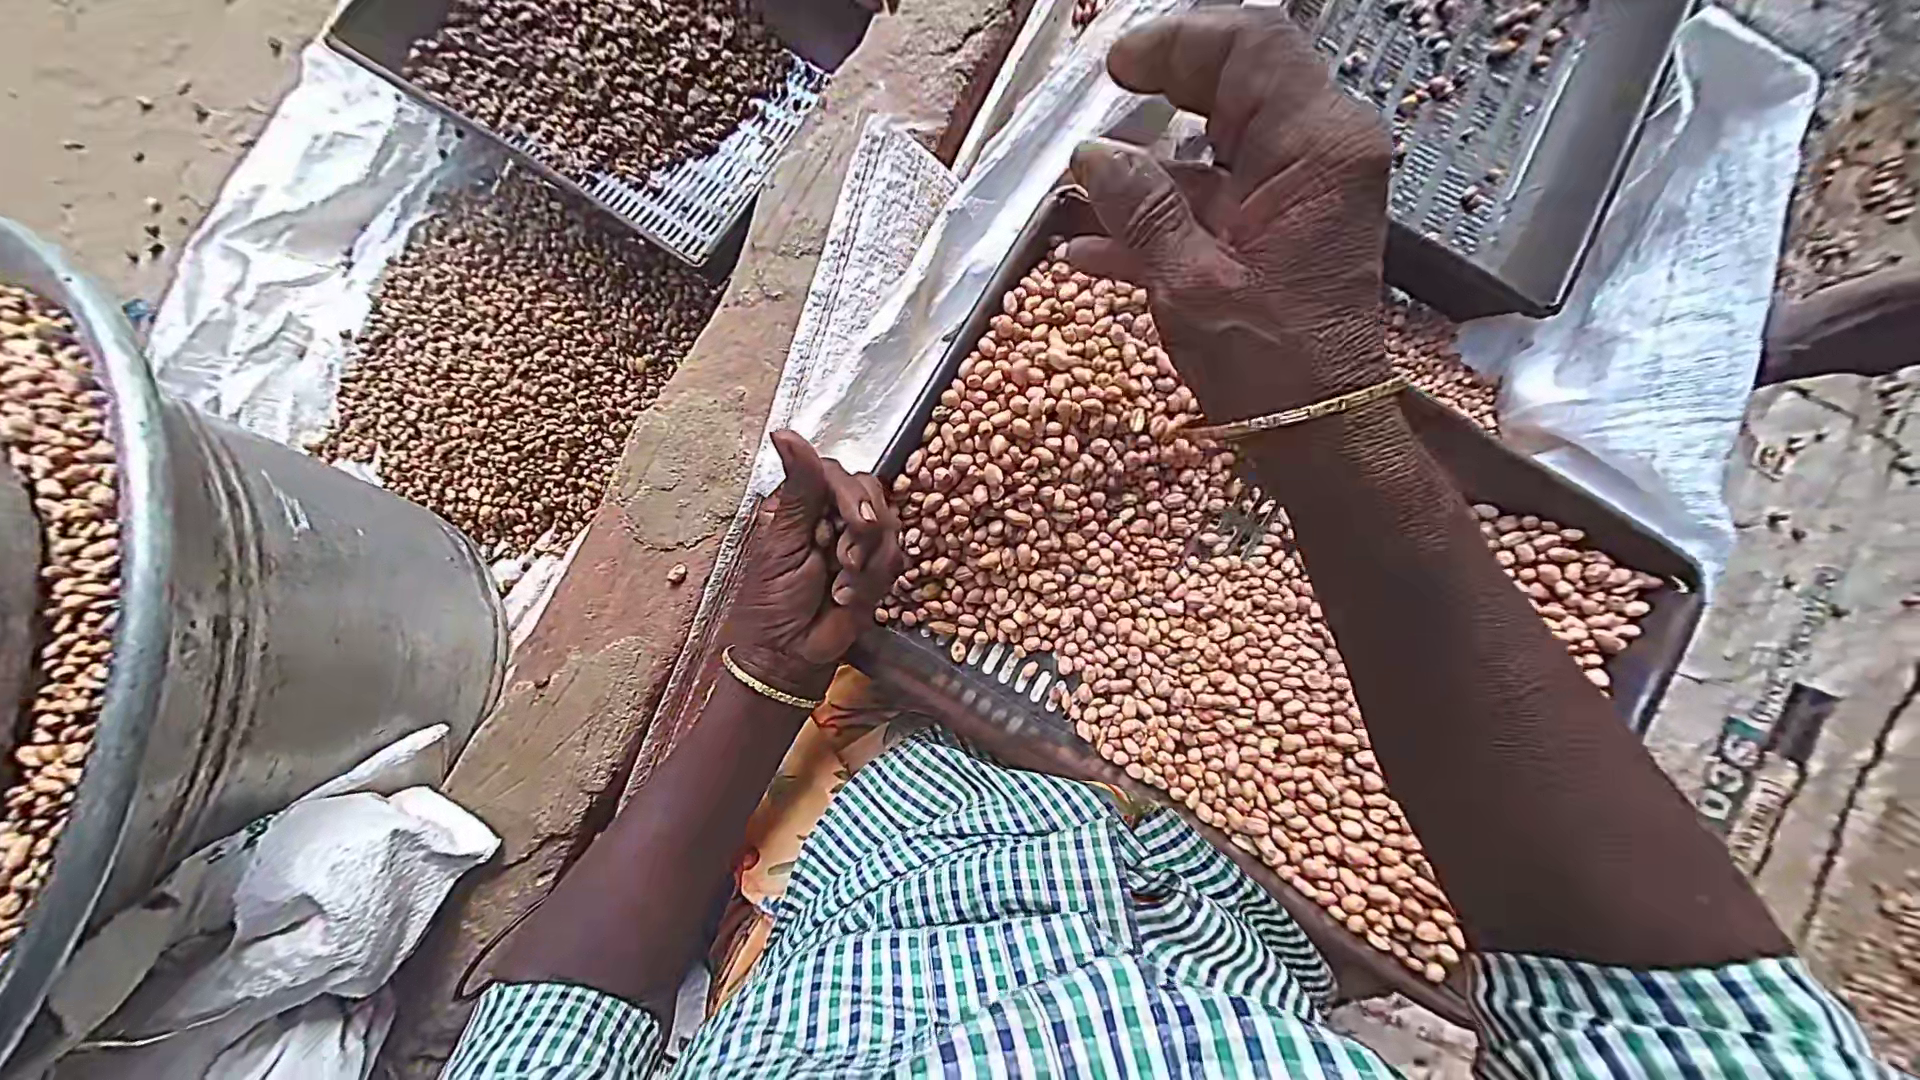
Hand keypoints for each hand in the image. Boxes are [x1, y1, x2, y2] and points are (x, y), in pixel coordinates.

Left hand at [727, 431, 904, 699]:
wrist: (792, 655)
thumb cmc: (773, 601)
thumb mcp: (782, 541)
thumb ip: (799, 488)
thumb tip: (784, 433)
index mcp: (806, 502)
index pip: (841, 474)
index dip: (851, 495)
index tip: (851, 522)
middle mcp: (834, 515)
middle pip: (872, 494)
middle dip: (863, 530)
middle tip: (843, 560)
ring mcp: (858, 542)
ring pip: (888, 527)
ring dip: (867, 561)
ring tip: (838, 587)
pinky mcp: (877, 568)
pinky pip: (895, 557)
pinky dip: (873, 580)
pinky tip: (847, 597)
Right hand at [1065, 8, 1394, 424]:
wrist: (1309, 430)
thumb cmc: (1265, 363)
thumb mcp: (1192, 285)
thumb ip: (1143, 212)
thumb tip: (1091, 157)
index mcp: (1314, 151)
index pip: (1250, 53)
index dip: (1177, 46)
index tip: (1115, 66)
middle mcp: (1312, 161)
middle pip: (1229, 99)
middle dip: (1157, 104)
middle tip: (1097, 110)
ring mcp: (1288, 205)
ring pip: (1206, 166)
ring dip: (1141, 181)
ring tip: (1075, 196)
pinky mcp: (1265, 244)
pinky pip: (1204, 217)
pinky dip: (1151, 228)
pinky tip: (1089, 249)